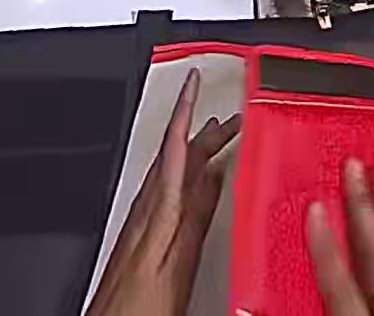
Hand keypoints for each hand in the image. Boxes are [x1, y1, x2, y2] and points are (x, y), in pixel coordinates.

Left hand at [87, 70, 241, 315]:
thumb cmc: (139, 309)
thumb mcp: (179, 262)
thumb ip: (197, 216)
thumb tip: (216, 171)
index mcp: (159, 207)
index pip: (175, 142)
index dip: (185, 106)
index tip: (193, 79)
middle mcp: (148, 206)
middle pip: (178, 154)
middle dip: (205, 130)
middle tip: (234, 119)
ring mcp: (143, 219)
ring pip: (173, 169)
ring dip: (196, 148)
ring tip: (216, 134)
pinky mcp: (141, 234)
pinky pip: (168, 187)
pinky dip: (187, 172)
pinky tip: (194, 179)